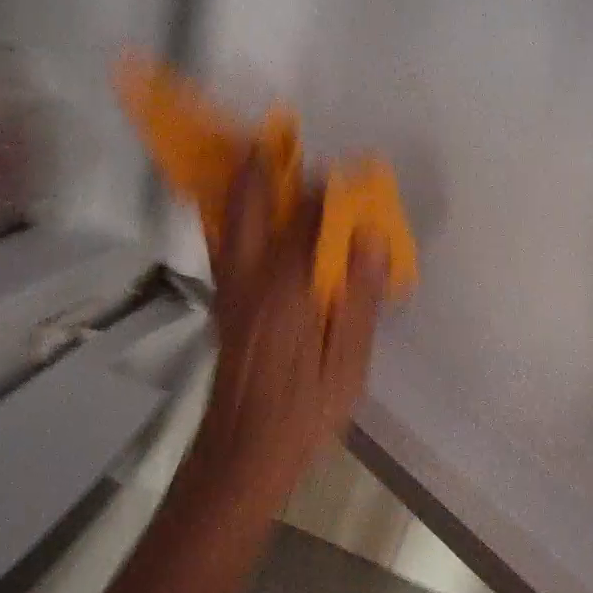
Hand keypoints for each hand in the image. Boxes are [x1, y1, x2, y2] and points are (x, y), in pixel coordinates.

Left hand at [197, 154, 387, 494]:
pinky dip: (230, 218)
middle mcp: (250, 279)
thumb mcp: (347, 364)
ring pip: (226, 223)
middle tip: (275, 139)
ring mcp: (229, 291)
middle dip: (261, 169)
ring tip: (255, 161)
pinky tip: (243, 215)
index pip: (307, 223)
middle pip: (249, 208)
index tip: (342, 172)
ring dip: (238, 187)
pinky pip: (222, 245)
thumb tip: (370, 238)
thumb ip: (359, 298)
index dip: (325, 193)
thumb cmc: (303, 412)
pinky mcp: (223, 306)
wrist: (242, 452)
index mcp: (287, 291)